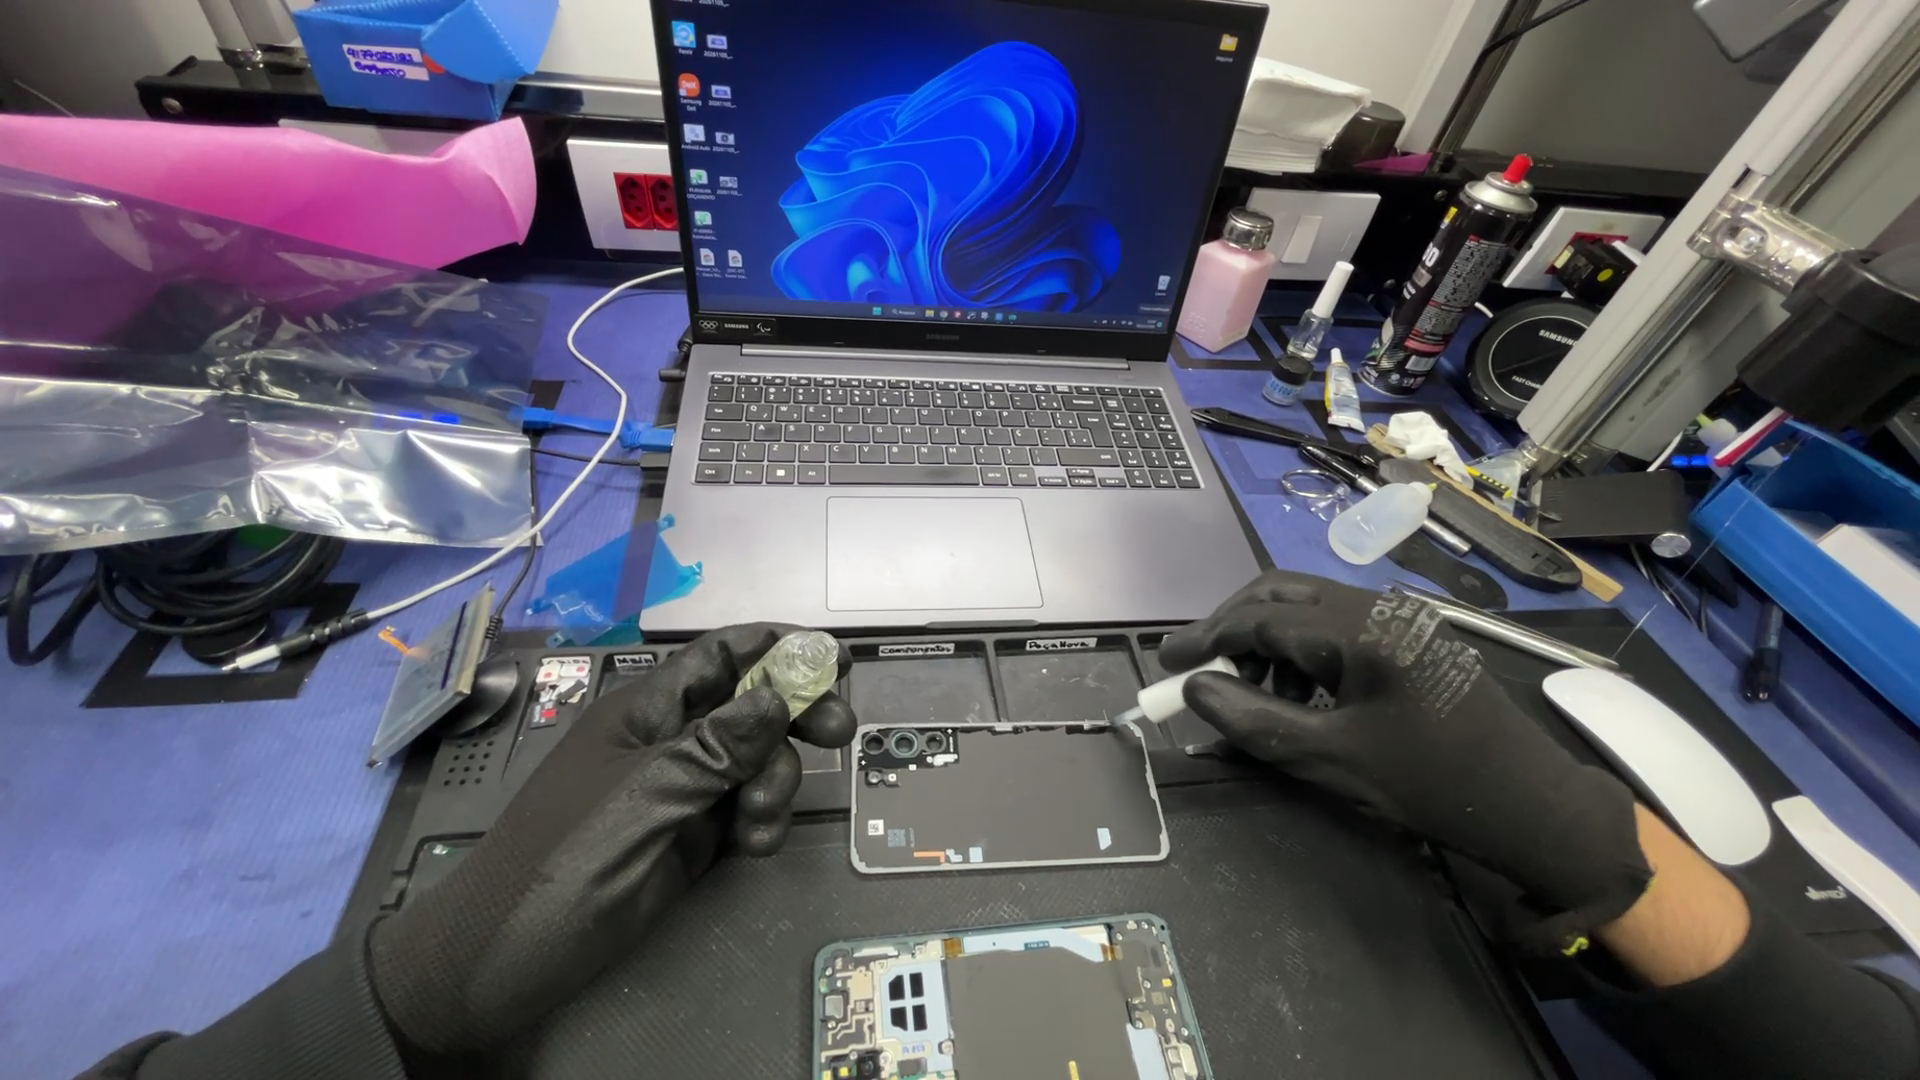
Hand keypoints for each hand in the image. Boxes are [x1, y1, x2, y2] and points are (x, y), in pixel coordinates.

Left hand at [367, 624, 855, 1057]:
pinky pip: (746, 811)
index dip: (776, 646)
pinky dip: (761, 822)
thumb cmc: (562, 863)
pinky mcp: (693, 838)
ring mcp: (683, 790)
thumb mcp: (642, 797)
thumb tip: (777, 696)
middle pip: (752, 707)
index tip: (832, 655)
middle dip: (796, 715)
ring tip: (758, 820)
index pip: (720, 656)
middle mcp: (672, 741)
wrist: (500, 964)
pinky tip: (754, 844)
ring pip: (756, 762)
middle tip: (840, 731)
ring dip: (775, 782)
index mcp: (647, 711)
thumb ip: (714, 746)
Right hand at [1161, 570, 1650, 952]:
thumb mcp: (1329, 759)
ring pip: (1305, 603)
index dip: (1205, 638)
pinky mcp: (1408, 633)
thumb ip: (1252, 720)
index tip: (1165, 660)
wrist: (1532, 804)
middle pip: (1278, 591)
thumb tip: (1195, 688)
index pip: (1259, 618)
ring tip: (1252, 687)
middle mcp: (1377, 607)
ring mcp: (1397, 615)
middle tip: (1200, 663)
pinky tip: (1297, 689)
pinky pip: (1334, 621)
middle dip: (1230, 623)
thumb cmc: (1429, 784)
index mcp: (1360, 632)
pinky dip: (1298, 646)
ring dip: (1265, 635)